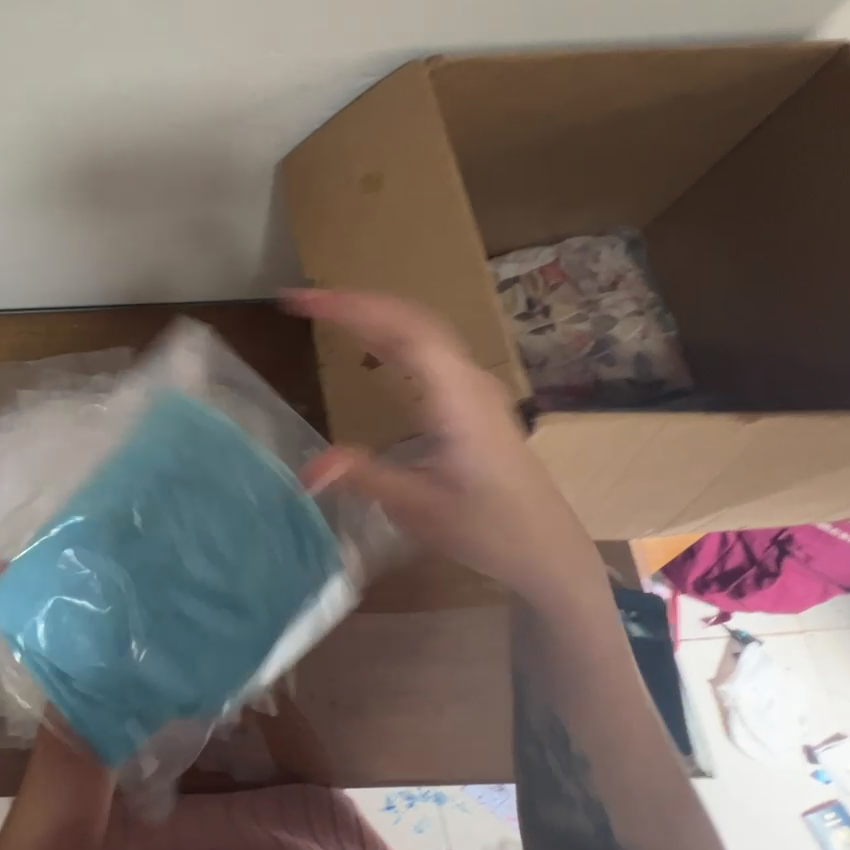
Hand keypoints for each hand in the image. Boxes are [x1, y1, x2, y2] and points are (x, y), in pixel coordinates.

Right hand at [282, 288, 599, 601]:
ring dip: (373, 313)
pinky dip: (390, 333)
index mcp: (456, 399)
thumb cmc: (488, 530)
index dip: (351, 308)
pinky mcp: (473, 397)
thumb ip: (363, 477)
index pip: (402, 332)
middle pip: (410, 320)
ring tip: (325, 311)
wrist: (548, 549)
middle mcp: (468, 381)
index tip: (303, 302)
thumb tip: (306, 468)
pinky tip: (369, 344)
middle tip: (301, 300)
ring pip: (421, 329)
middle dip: (354, 303)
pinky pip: (428, 347)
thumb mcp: (419, 508)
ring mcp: (474, 386)